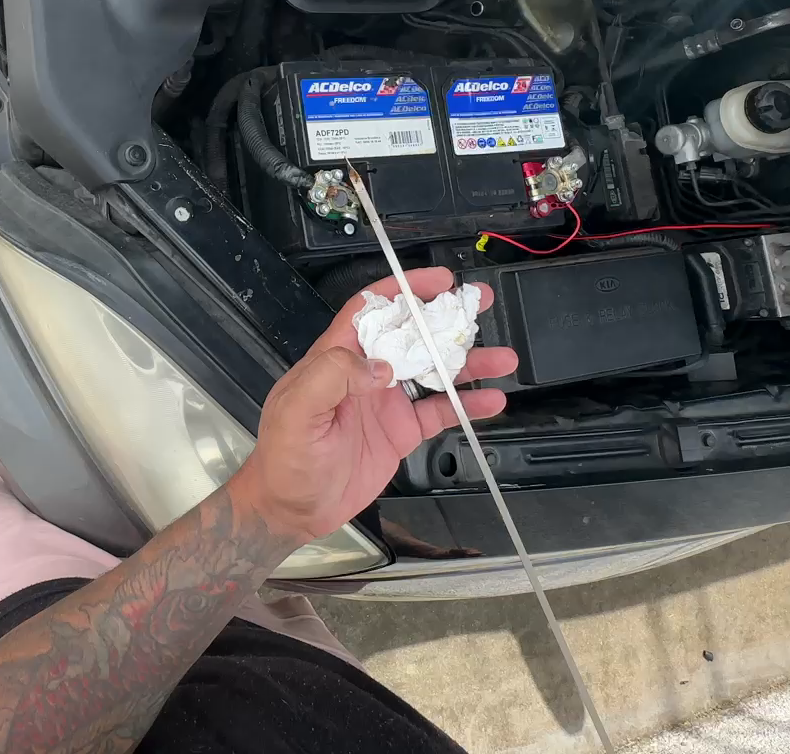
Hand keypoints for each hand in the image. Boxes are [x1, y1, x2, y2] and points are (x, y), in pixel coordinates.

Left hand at [228, 267, 517, 545]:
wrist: (293, 507)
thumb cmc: (285, 455)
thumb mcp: (297, 409)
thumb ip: (333, 376)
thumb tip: (382, 366)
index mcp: (337, 356)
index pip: (373, 309)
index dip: (403, 290)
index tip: (438, 281)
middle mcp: (366, 372)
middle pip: (411, 333)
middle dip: (445, 316)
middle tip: (480, 302)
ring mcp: (387, 401)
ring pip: (433, 371)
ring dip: (468, 362)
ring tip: (504, 357)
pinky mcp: (401, 431)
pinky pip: (440, 412)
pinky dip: (467, 405)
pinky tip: (492, 400)